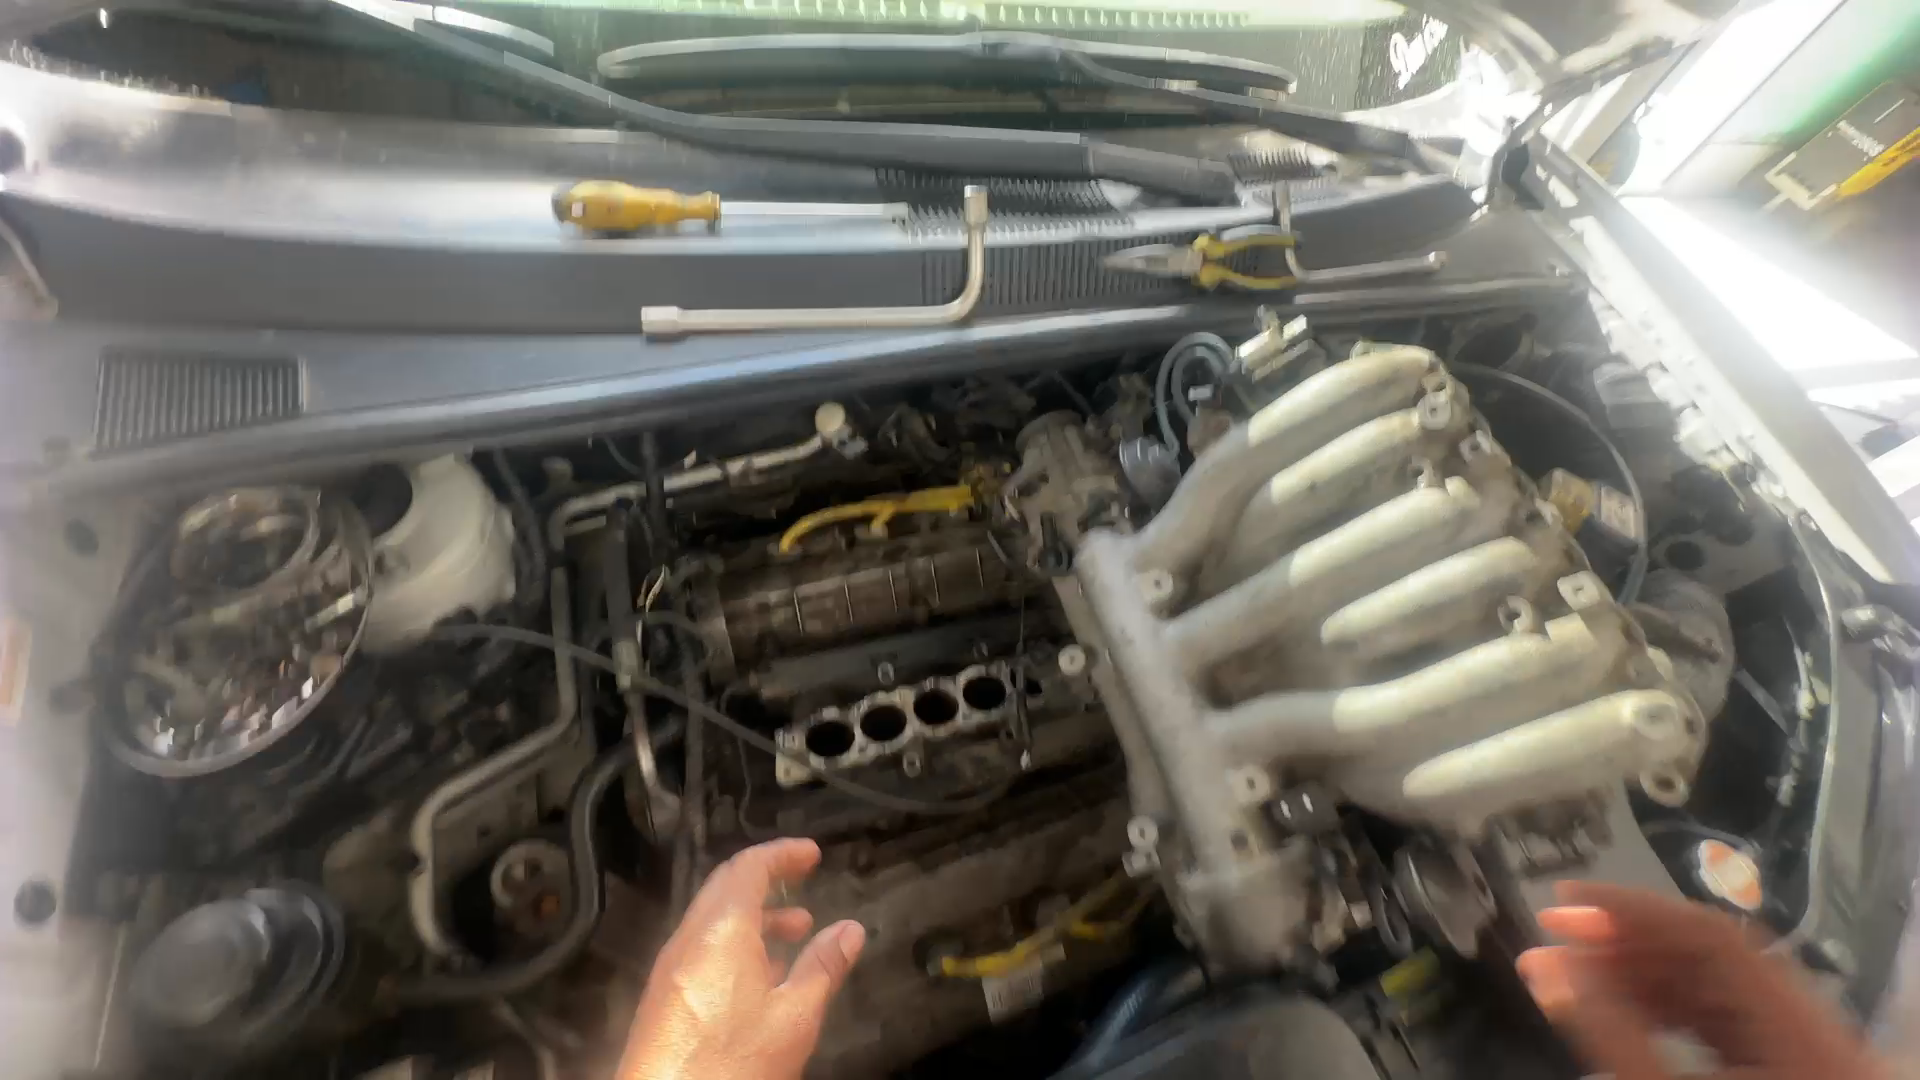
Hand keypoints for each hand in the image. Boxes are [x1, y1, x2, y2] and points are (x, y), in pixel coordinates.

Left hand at [616, 838, 865, 1079]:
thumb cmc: (732, 1065)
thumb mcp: (793, 1017)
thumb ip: (823, 966)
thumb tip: (852, 929)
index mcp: (722, 929)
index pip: (750, 865)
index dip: (783, 853)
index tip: (813, 854)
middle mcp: (690, 937)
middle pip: (728, 884)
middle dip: (769, 876)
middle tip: (804, 877)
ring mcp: (671, 968)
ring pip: (714, 917)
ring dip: (756, 913)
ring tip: (797, 930)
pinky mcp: (663, 998)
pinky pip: (702, 946)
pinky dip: (736, 941)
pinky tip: (762, 976)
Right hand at [1517, 881, 1885, 1079]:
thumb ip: (1604, 1028)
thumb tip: (1545, 962)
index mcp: (1808, 1040)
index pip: (1712, 937)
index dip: (1631, 908)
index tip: (1560, 900)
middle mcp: (1821, 1039)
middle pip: (1709, 959)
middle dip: (1621, 942)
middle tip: (1552, 936)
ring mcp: (1809, 1060)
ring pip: (1709, 987)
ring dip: (1631, 972)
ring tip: (1566, 975)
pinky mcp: (1789, 1075)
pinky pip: (1716, 1020)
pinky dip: (1656, 1005)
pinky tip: (1610, 1008)